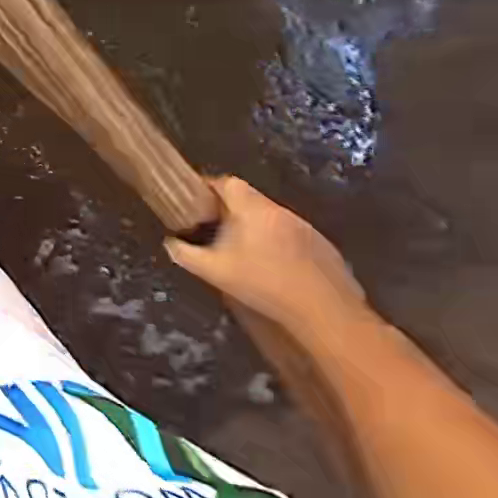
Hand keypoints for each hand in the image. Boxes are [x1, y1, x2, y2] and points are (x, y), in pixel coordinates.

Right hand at [166, 175, 369, 334]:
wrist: (328, 315)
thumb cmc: (264, 285)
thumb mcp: (211, 271)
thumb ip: (183, 252)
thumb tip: (170, 242)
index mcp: (253, 210)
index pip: (227, 182)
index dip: (208, 188)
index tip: (196, 203)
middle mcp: (281, 213)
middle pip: (250, 200)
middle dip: (230, 211)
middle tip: (214, 230)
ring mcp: (308, 230)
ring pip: (272, 218)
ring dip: (256, 227)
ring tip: (245, 251)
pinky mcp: (327, 249)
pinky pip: (294, 236)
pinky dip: (280, 244)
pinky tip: (276, 268)